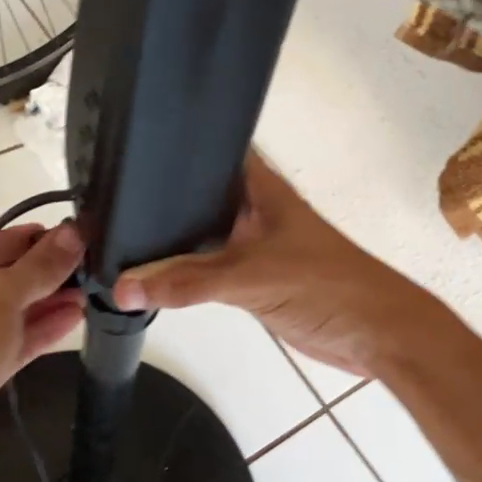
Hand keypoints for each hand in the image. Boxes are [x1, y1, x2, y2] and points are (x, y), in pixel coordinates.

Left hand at [0, 222, 86, 481]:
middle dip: (37, 274)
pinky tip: (72, 318)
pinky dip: (35, 332)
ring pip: (0, 317)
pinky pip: (4, 347)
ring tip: (88, 290)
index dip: (23, 239)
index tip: (66, 233)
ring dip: (42, 304)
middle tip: (85, 261)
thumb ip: (38, 266)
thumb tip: (73, 233)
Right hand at [114, 155, 447, 377]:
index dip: (172, 147)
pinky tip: (149, 272)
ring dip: (169, 239)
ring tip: (114, 231)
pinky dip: (181, 271)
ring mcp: (252, 243)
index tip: (123, 146)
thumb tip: (122, 287)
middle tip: (105, 195)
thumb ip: (186, 282)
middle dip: (159, 198)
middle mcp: (252, 208)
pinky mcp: (252, 278)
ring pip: (200, 234)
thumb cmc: (325, 285)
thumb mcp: (249, 278)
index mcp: (259, 187)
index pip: (209, 153)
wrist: (376, 335)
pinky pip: (206, 267)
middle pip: (197, 196)